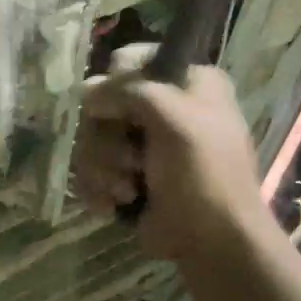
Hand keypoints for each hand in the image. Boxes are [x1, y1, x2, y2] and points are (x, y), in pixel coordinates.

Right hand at [73, 44, 271, 263]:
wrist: (213, 242)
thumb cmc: (202, 171)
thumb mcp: (173, 115)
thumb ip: (127, 90)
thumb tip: (87, 94)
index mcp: (187, 82)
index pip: (131, 58)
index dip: (116, 80)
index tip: (114, 104)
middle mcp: (164, 107)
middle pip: (103, 103)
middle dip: (108, 137)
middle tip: (130, 161)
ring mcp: (143, 144)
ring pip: (92, 138)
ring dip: (103, 167)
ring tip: (126, 189)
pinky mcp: (127, 175)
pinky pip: (91, 168)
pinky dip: (99, 188)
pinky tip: (114, 205)